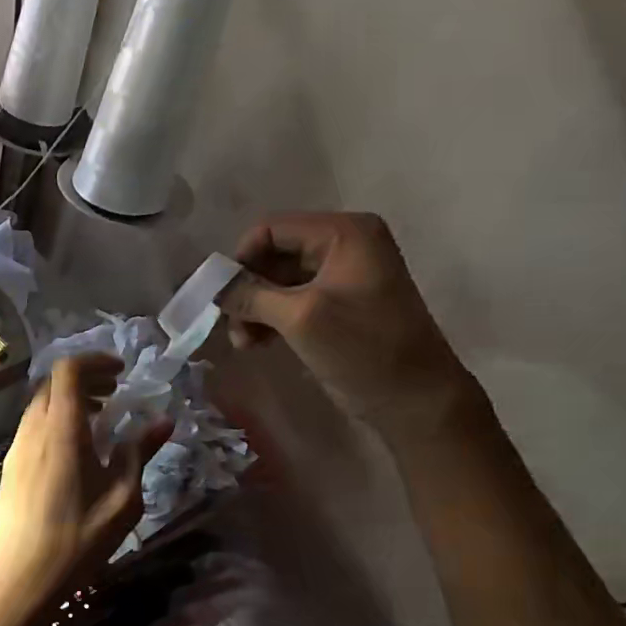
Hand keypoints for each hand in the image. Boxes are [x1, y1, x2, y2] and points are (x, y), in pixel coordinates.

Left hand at [0, 354, 172, 622]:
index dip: (95, 361)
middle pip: (52, 385)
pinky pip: (32, 430)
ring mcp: (16, 451)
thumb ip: (139, 454)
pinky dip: (55, 423)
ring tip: (99, 423)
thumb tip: (163, 422)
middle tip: (115, 394)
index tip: (121, 373)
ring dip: (69, 403)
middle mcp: (32, 432)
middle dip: (85, 379)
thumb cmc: (77, 541)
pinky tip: (75, 453)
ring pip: (40, 407)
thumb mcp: (122, 500)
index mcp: (61, 431)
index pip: (68, 371)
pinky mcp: (9, 470)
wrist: (20, 580)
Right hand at [223, 212, 479, 441]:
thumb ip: (252, 297)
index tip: (221, 299)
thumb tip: (214, 288)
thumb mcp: (300, 318)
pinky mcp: (337, 306)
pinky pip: (292, 301)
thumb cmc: (361, 348)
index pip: (272, 229)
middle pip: (274, 256)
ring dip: (255, 310)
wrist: (411, 397)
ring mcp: (342, 277)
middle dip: (247, 290)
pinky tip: (259, 344)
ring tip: (244, 344)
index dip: (241, 260)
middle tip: (231, 328)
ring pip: (279, 282)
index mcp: (343, 233)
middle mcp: (344, 245)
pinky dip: (270, 320)